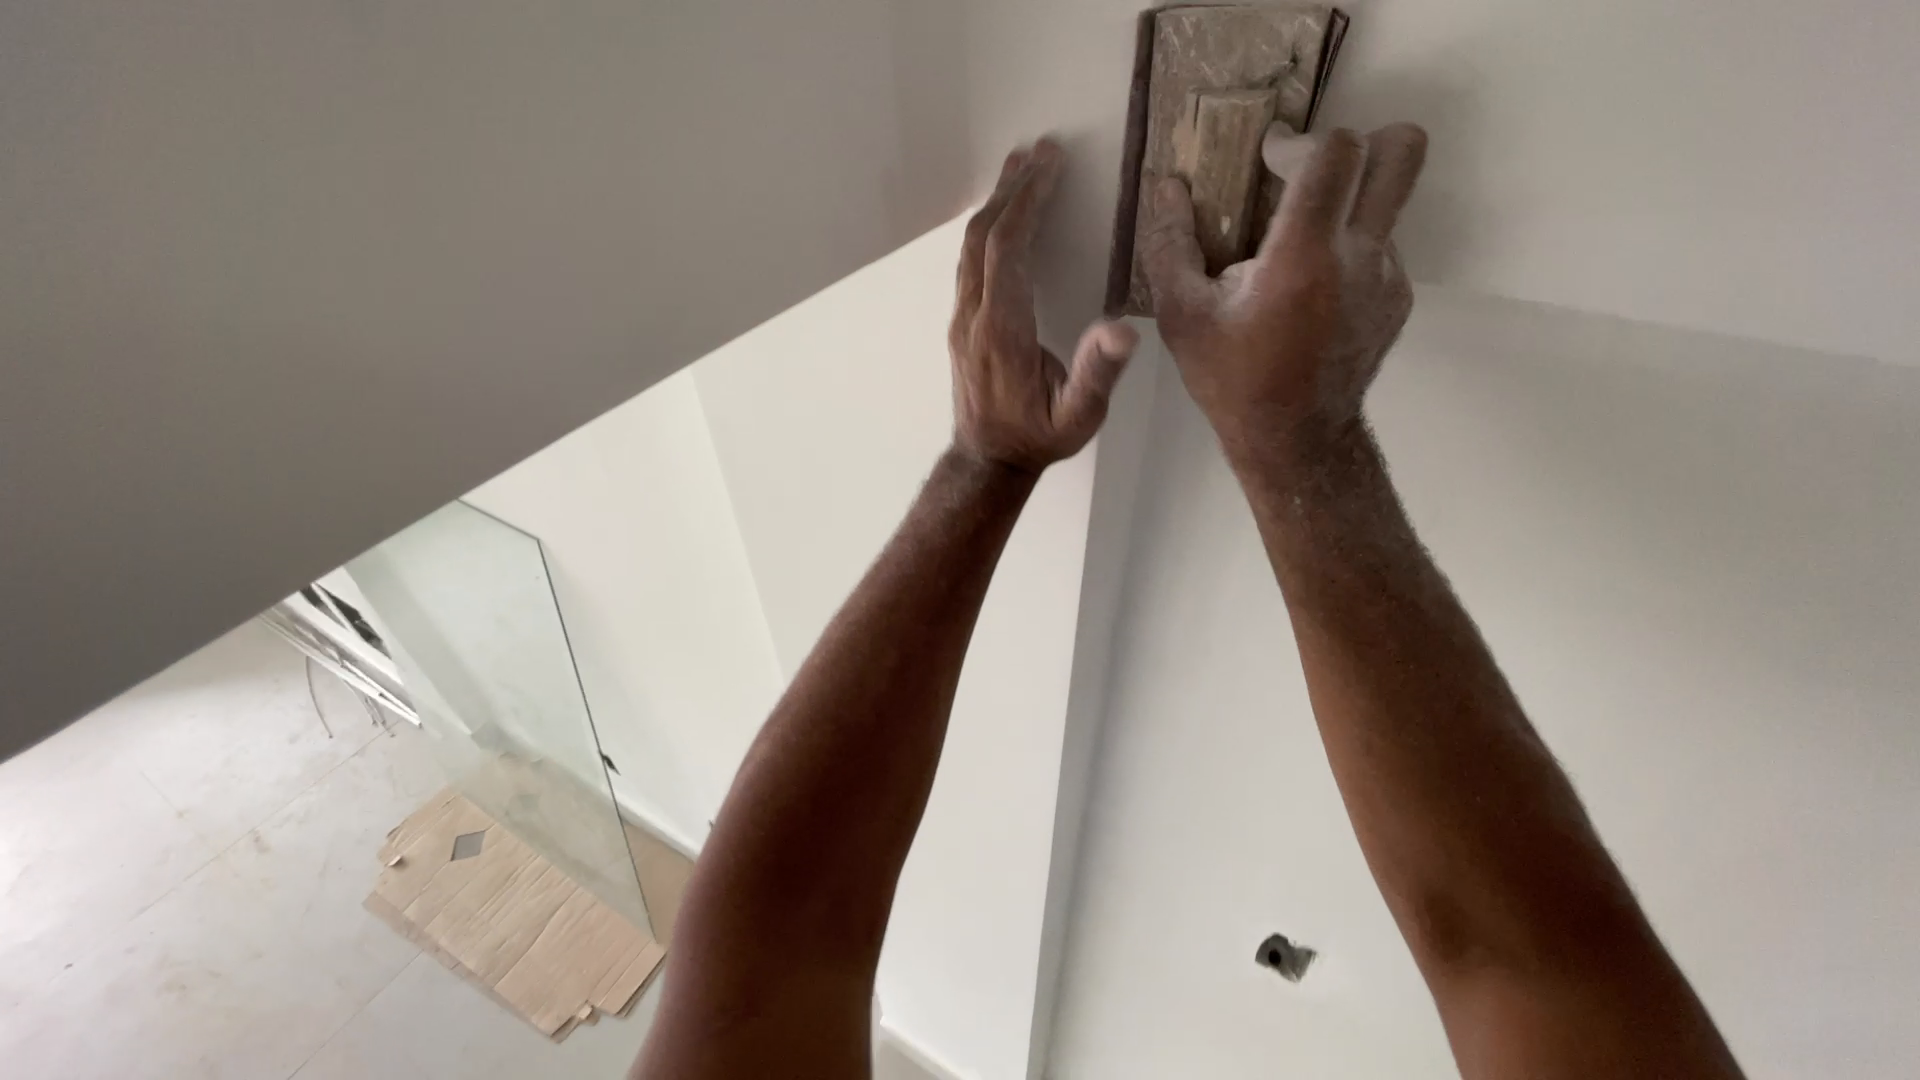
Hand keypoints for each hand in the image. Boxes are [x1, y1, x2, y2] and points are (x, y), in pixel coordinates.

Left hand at [950, 139, 1138, 473]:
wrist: (989, 461)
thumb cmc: (1037, 437)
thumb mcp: (1077, 416)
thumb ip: (1096, 373)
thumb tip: (1122, 331)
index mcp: (1002, 330)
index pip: (1007, 248)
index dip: (1028, 201)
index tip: (1050, 162)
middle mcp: (973, 318)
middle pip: (982, 238)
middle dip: (1011, 191)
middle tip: (1037, 151)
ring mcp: (962, 321)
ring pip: (969, 249)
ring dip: (995, 207)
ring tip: (1019, 171)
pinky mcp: (961, 327)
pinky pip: (969, 265)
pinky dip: (987, 232)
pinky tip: (1002, 221)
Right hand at [1142, 124, 1426, 474]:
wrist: (1294, 440)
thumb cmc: (1232, 379)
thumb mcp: (1183, 317)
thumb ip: (1171, 245)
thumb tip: (1168, 186)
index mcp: (1306, 255)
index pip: (1337, 152)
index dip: (1300, 141)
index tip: (1268, 165)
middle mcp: (1361, 255)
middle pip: (1400, 150)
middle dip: (1358, 143)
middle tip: (1310, 176)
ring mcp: (1389, 276)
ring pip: (1387, 201)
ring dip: (1345, 205)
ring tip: (1295, 251)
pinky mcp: (1398, 298)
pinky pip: (1381, 246)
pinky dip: (1347, 250)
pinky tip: (1309, 293)